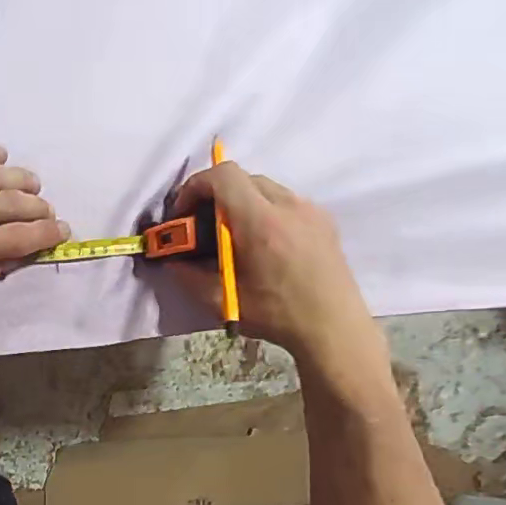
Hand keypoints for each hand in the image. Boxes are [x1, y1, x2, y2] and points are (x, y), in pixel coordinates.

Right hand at [168, 161, 377, 364]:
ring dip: (240, 202)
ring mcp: (310, 210)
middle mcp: (288, 206)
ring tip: (231, 236)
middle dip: (214, 195)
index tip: (183, 213)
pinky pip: (285, 201)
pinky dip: (264, 211)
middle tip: (201, 226)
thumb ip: (189, 276)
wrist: (333, 328)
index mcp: (260, 222)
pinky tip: (261, 243)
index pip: (223, 176)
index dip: (195, 186)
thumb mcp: (222, 300)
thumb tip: (172, 262)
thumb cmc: (277, 315)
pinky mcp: (323, 220)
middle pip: (242, 178)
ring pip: (264, 188)